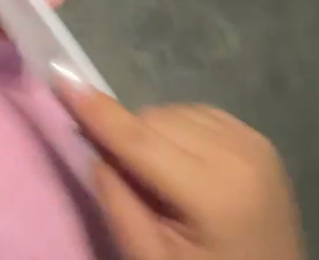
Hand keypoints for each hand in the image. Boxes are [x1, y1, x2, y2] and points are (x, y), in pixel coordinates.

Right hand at [56, 82, 303, 259]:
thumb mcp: (150, 258)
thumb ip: (116, 199)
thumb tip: (93, 141)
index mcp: (213, 193)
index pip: (140, 140)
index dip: (97, 111)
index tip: (60, 77)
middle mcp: (238, 155)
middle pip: (153, 120)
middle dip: (131, 140)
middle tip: (132, 181)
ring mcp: (252, 142)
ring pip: (171, 111)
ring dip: (153, 134)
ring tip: (164, 178)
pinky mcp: (258, 138)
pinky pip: (195, 113)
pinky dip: (179, 130)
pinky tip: (187, 163)